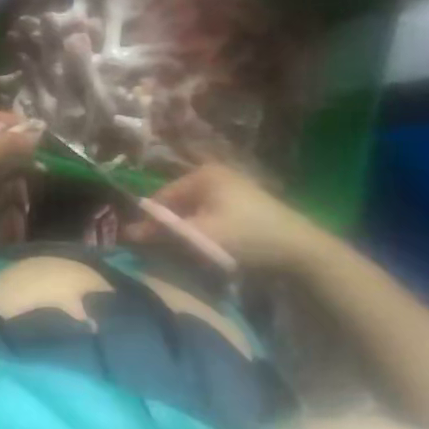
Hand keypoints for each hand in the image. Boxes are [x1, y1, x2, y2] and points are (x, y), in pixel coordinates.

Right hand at [125, 161, 331, 269]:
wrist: (302, 251)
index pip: (162, 197)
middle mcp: (216, 175)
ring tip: (188, 254)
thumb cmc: (246, 236)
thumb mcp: (200, 235)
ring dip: (188, 233)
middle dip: (171, 228)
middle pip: (179, 204)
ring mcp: (233, 189)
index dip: (150, 221)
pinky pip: (212, 217)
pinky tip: (210, 250)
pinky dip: (205, 233)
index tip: (142, 246)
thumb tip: (126, 233)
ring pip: (195, 213)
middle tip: (166, 252)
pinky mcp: (245, 206)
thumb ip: (162, 233)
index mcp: (203, 174)